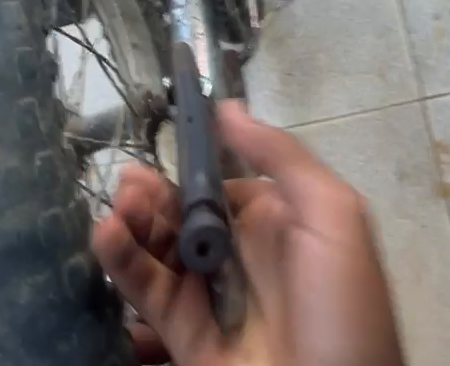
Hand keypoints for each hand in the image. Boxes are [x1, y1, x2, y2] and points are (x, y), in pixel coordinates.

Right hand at [91, 102, 406, 365]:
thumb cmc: (342, 303)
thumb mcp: (332, 216)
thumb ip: (281, 157)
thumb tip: (230, 109)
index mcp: (281, 222)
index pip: (226, 184)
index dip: (195, 167)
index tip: (169, 145)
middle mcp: (244, 255)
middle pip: (187, 213)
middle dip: (155, 193)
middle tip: (128, 182)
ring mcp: (214, 298)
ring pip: (163, 250)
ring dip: (135, 222)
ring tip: (118, 204)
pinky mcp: (189, 339)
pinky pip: (152, 296)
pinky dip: (125, 265)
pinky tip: (107, 237)